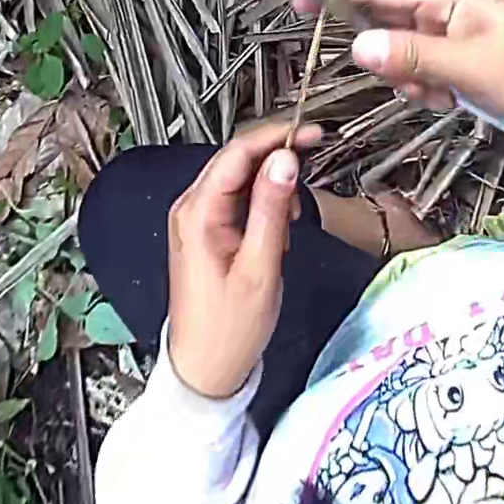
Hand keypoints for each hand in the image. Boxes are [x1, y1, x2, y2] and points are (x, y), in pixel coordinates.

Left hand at [165, 120, 321, 398]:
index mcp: (198, 212)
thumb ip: (272, 208)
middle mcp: (191, 206)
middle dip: (276, 155)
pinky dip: (262, 201)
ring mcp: (196, 216)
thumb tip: (286, 159)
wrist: (205, 371)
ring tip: (292, 214)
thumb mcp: (259, 266)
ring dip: (271, 182)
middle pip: (237, 158)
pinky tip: (277, 225)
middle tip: (311, 155)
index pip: (238, 152)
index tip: (310, 132)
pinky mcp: (207, 228)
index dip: (276, 136)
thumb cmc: (229, 328)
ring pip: (240, 176)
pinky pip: (237, 197)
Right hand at [296, 0, 503, 136]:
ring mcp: (449, 31)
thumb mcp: (472, 67)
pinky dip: (425, 86)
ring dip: (409, 77)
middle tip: (411, 82)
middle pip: (385, 21)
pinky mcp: (456, 55)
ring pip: (399, 50)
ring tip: (441, 94)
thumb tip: (357, 47)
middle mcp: (443, 6)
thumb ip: (413, 56)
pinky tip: (449, 98)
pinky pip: (419, 67)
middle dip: (387, 55)